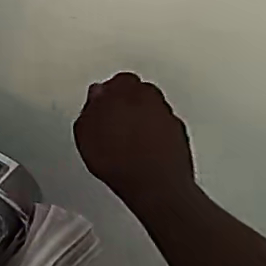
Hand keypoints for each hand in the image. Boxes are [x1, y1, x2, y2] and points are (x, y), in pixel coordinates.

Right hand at [74, 72, 196, 202]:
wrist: (153, 185)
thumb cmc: (119, 159)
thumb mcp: (85, 132)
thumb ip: (89, 109)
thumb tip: (96, 97)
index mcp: (125, 93)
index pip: (118, 80)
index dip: (108, 90)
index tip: (100, 100)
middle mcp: (151, 100)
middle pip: (139, 90)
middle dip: (126, 99)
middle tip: (111, 115)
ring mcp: (168, 117)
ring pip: (152, 107)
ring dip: (140, 115)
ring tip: (124, 134)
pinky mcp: (180, 135)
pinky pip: (163, 125)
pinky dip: (153, 131)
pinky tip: (140, 147)